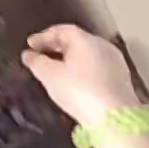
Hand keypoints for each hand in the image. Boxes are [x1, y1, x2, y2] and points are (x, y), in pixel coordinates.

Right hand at [20, 24, 143, 127]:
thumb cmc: (78, 91)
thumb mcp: (49, 75)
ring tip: (55, 65)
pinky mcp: (120, 77)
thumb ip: (36, 62)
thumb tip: (28, 54)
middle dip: (56, 45)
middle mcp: (102, 46)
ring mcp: (114, 61)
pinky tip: (73, 77)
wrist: (113, 116)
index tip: (30, 44)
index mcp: (85, 40)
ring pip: (87, 52)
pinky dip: (81, 66)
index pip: (62, 30)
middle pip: (76, 39)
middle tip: (40, 52)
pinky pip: (95, 64)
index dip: (44, 36)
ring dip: (69, 56)